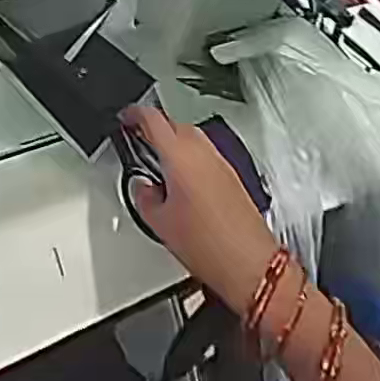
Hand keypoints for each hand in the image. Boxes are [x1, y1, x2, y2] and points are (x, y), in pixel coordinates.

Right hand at [121, 106, 280, 306]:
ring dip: (174, 144)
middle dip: (154, 129)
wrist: (252, 267)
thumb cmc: (211, 246)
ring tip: (161, 167)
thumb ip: (143, 196)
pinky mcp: (232, 176)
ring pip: (191, 138)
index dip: (134, 113)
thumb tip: (143, 189)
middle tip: (140, 143)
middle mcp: (201, 151)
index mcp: (178, 154)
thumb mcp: (159, 223)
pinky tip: (184, 185)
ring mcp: (219, 162)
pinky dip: (191, 159)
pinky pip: (206, 155)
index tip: (127, 118)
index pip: (151, 117)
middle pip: (172, 123)